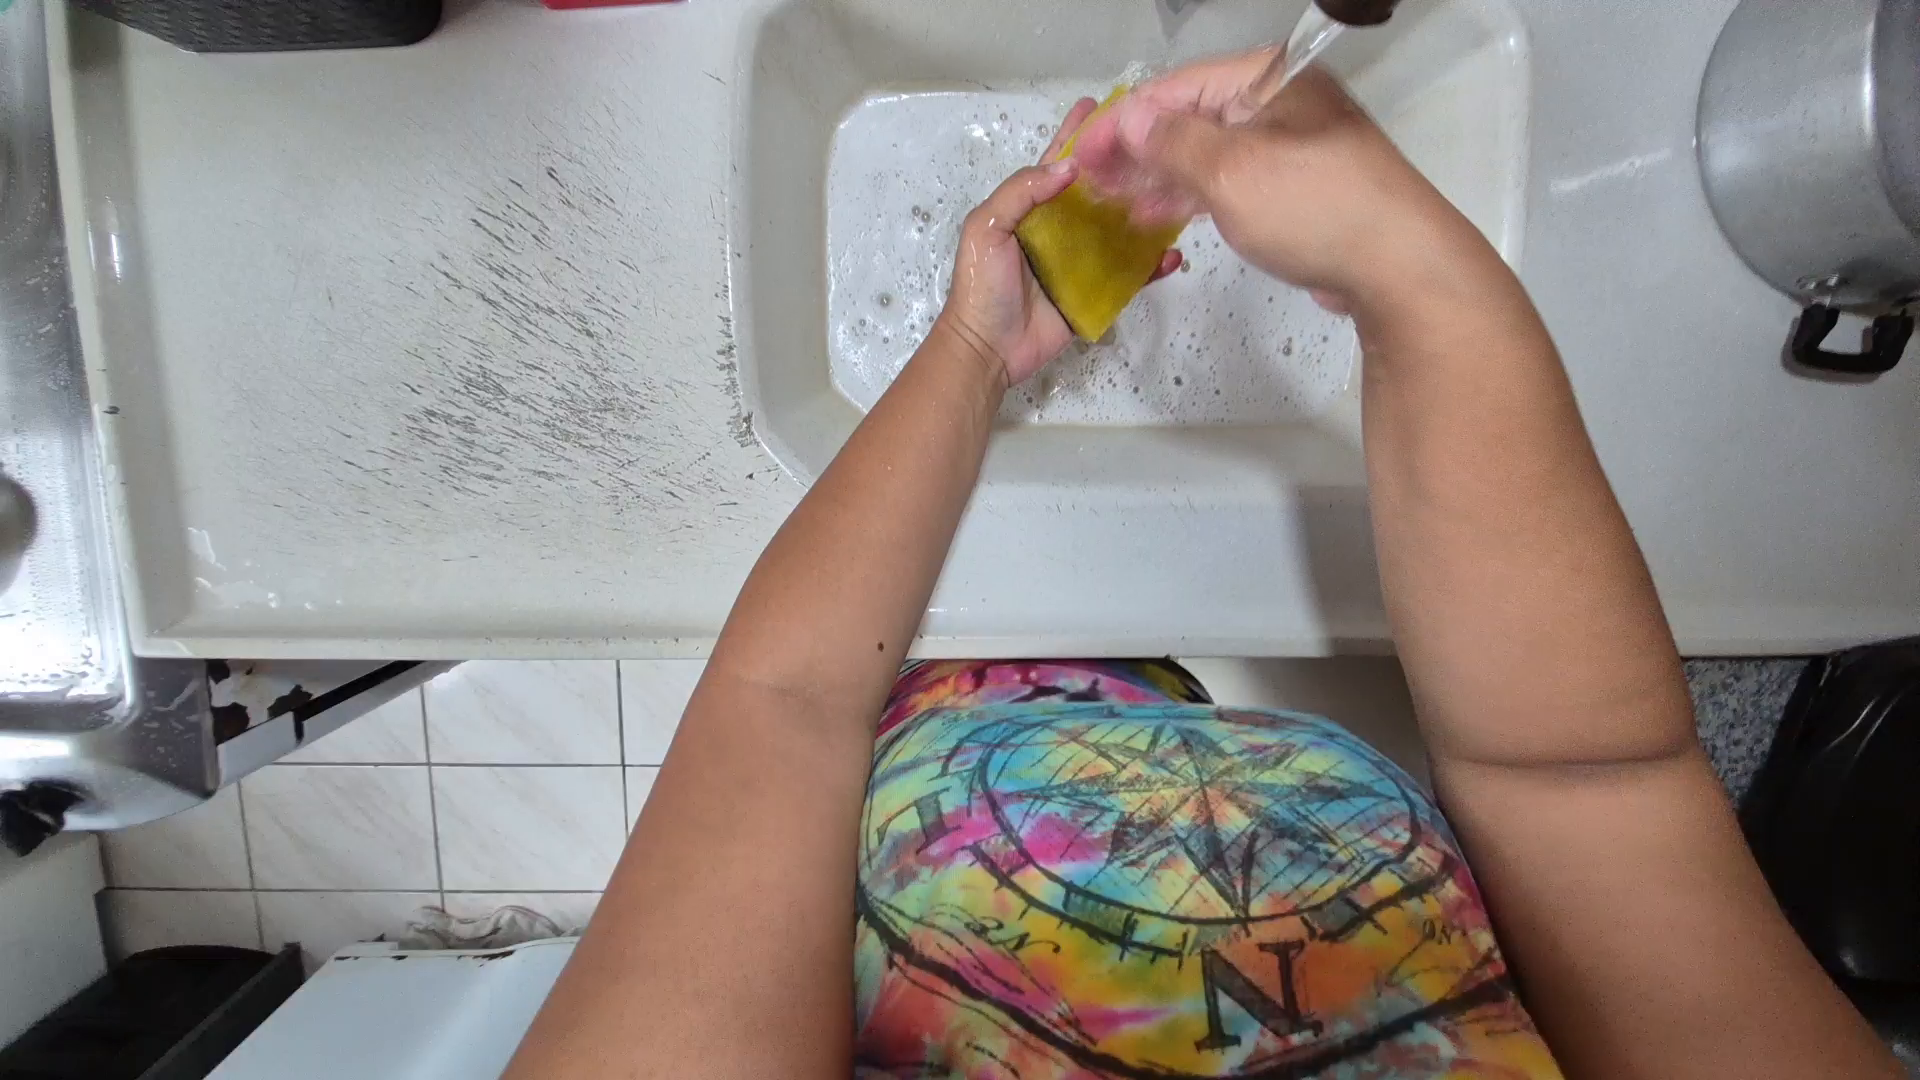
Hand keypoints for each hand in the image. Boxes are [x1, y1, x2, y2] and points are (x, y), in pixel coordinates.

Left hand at [936, 98, 1181, 387]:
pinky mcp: (1094, 296)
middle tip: (1155, 143)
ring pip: (1119, 232)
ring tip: (1177, 192)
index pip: (1058, 167)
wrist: (987, 347)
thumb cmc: (980, 286)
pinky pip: (1128, 278)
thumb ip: (1020, 192)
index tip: (1102, 106)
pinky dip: (1150, 267)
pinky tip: (1172, 254)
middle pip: (1096, 194)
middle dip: (1123, 169)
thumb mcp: (987, 227)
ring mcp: (1079, 264)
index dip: (1078, 138)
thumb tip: (1068, 169)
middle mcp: (1059, 232)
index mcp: (1031, 212)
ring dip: (1145, 214)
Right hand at [1070, 52, 1479, 314]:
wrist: (1392, 265)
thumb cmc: (1311, 208)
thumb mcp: (1232, 172)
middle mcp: (1274, 108)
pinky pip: (1225, 185)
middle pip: (1188, 121)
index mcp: (1265, 83)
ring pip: (1205, 157)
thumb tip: (1130, 120)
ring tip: (1111, 202)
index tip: (1081, 154)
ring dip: (1156, 179)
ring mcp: (1284, 151)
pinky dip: (1189, 199)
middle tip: (1088, 182)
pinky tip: (1156, 217)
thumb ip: (1174, 144)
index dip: (1122, 122)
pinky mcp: (1289, 191)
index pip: (1176, 91)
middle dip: (1135, 152)